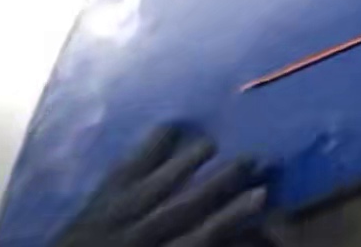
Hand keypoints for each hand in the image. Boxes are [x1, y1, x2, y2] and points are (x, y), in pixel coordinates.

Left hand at [52, 124, 266, 246]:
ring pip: (162, 180)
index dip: (232, 215)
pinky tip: (172, 126)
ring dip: (192, 158)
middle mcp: (135, 235)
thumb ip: (190, 242)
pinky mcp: (98, 196)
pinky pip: (128, 163)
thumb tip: (237, 216)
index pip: (200, 237)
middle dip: (224, 178)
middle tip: (254, 157)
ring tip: (214, 143)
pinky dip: (152, 143)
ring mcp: (114, 213)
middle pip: (187, 204)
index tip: (262, 192)